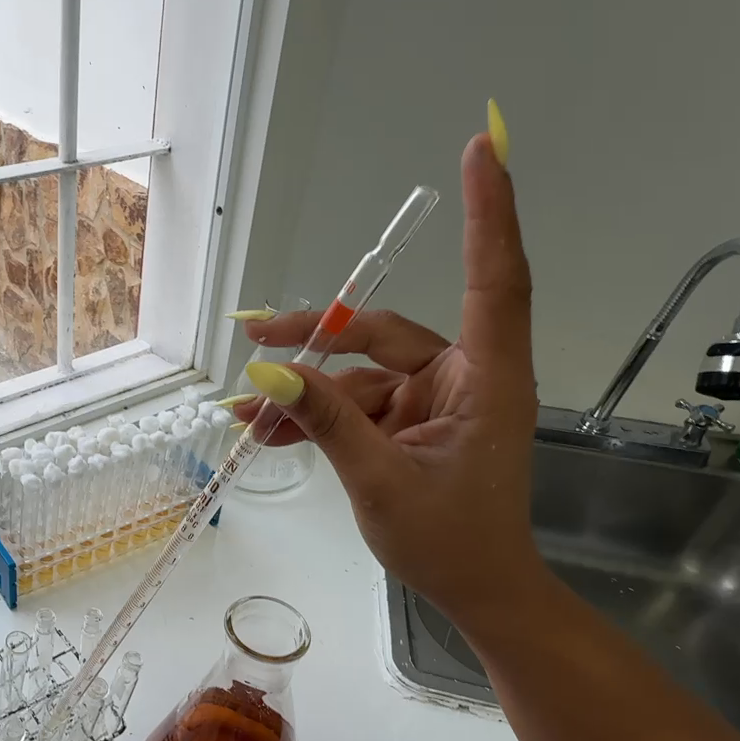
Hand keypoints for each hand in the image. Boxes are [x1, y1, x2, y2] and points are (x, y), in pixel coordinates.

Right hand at [236, 133, 544, 620]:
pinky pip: (354, 405)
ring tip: (244, 413)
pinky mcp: (409, 422)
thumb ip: (327, 422)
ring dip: (303, 393)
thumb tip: (269, 377)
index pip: (496, 279)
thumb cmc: (451, 542)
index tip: (484, 148)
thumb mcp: (380, 480)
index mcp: (487, 379)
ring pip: (357, 375)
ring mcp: (433, 400)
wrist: (477, 592)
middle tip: (255, 333)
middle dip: (317, 337)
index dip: (489, 213)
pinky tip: (263, 431)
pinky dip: (313, 416)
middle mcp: (463, 376)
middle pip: (384, 334)